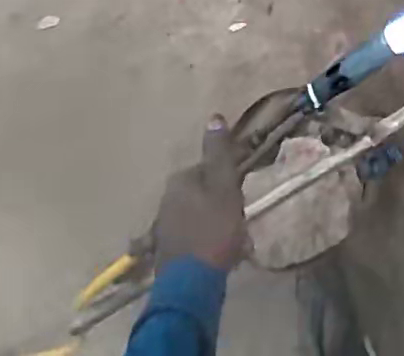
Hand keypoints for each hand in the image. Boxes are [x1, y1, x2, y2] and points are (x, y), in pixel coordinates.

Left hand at [152, 115, 246, 271]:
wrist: (191, 287)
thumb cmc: (213, 230)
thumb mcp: (224, 187)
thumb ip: (219, 153)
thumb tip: (214, 117)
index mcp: (179, 179)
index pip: (209, 170)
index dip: (229, 184)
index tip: (240, 200)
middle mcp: (166, 198)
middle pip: (203, 194)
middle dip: (221, 207)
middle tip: (239, 226)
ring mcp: (163, 227)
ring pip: (198, 218)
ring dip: (216, 228)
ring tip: (233, 246)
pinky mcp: (166, 254)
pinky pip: (192, 240)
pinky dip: (206, 245)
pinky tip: (218, 259)